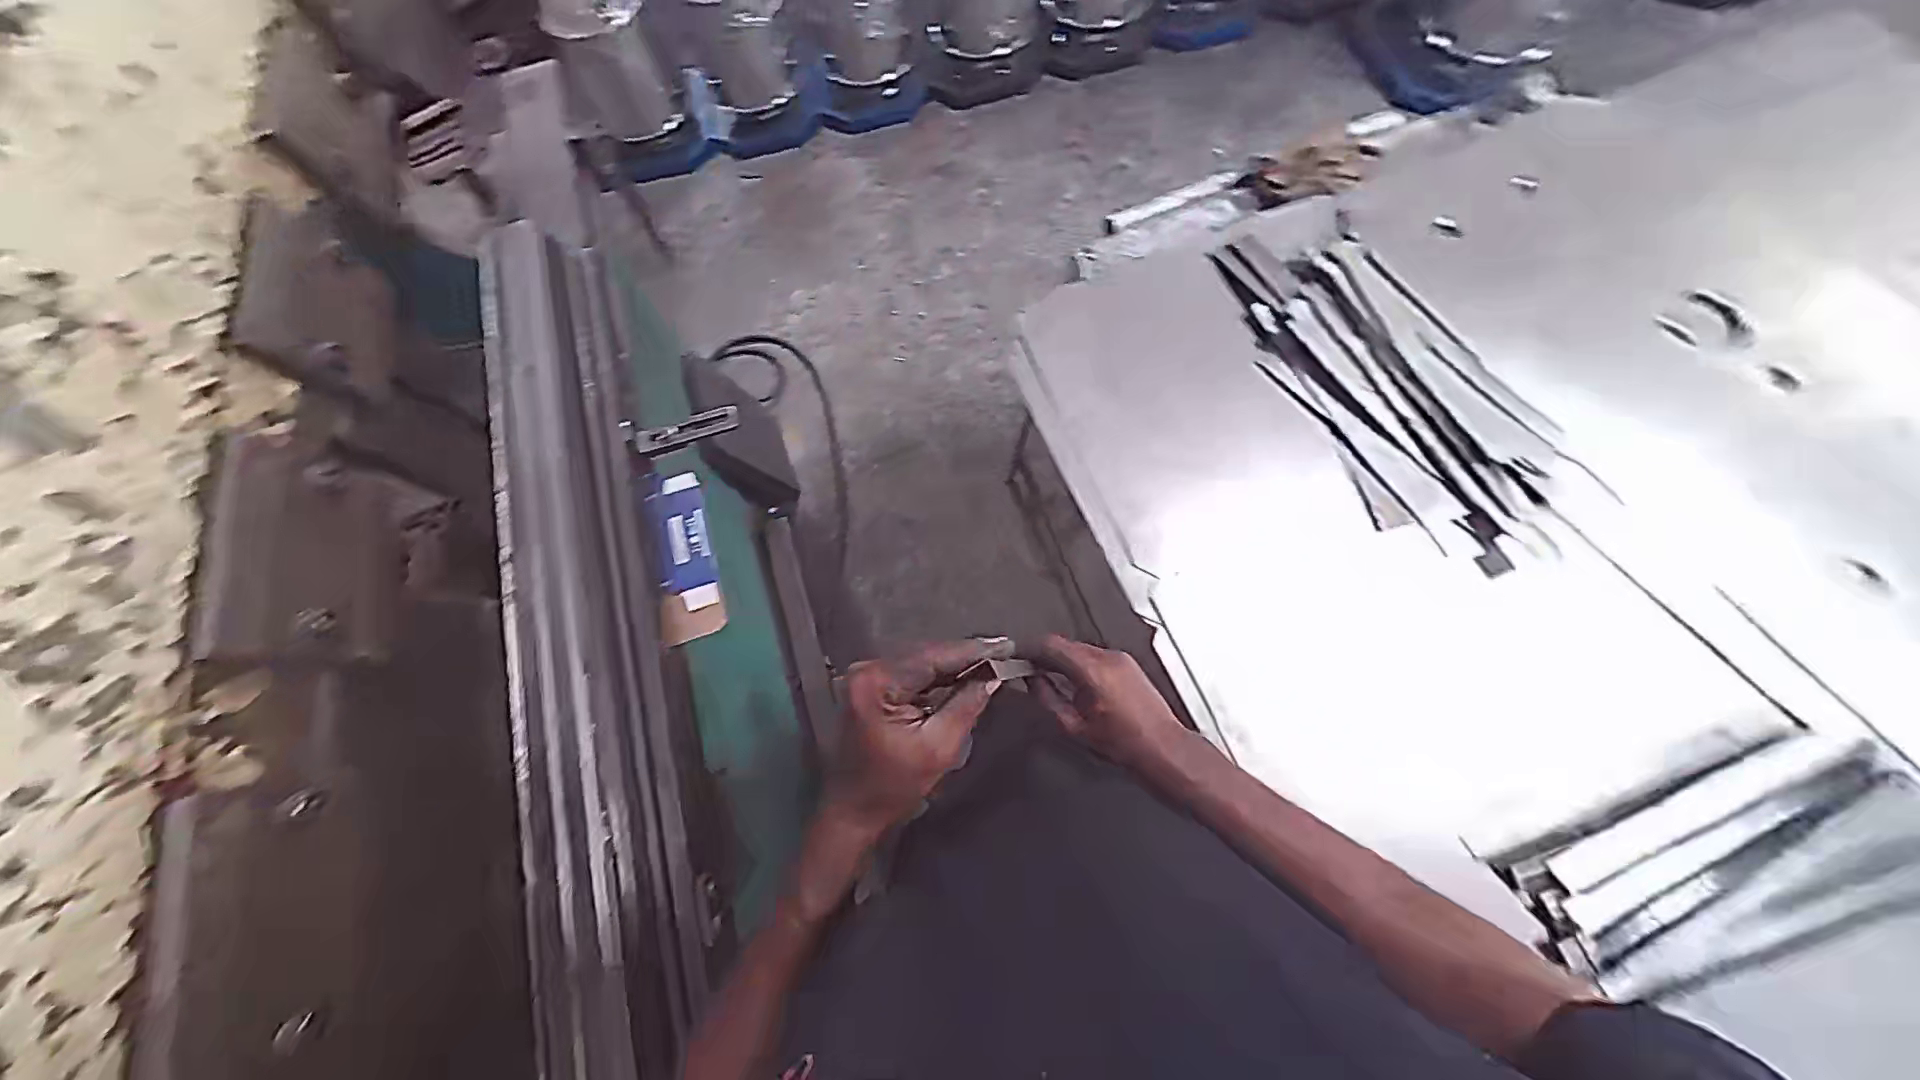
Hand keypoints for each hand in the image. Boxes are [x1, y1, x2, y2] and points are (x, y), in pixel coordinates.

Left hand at [824, 638, 1012, 836]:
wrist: (852, 811)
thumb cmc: (891, 787)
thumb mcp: (938, 749)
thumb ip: (966, 706)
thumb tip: (992, 676)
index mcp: (877, 681)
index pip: (933, 656)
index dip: (973, 651)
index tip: (1007, 646)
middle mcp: (868, 669)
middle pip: (927, 654)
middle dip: (966, 656)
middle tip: (1005, 652)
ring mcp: (867, 676)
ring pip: (922, 662)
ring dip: (955, 664)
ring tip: (992, 661)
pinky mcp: (872, 686)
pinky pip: (913, 674)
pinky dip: (939, 676)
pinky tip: (964, 676)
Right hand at [1029, 635, 1191, 775]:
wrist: (1161, 748)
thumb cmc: (1125, 744)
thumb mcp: (1073, 725)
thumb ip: (1046, 697)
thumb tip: (1033, 681)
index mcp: (1092, 670)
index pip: (1051, 644)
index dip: (1030, 649)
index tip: (1019, 656)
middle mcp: (1108, 657)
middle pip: (1065, 645)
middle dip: (1045, 656)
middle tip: (1030, 671)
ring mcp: (1121, 658)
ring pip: (1080, 649)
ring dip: (1063, 661)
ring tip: (1053, 681)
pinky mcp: (1128, 664)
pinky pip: (1096, 656)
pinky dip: (1080, 665)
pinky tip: (1077, 684)